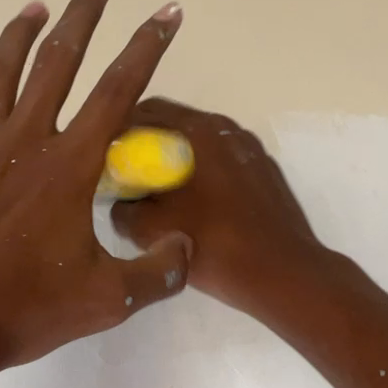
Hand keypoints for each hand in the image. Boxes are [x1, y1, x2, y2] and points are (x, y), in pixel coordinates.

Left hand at [0, 0, 193, 368]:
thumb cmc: (25, 309)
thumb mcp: (108, 300)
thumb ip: (158, 272)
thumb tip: (186, 247)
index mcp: (69, 164)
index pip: (119, 91)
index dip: (147, 47)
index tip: (166, 12)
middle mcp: (24, 141)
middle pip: (56, 62)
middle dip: (82, 19)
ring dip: (18, 37)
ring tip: (34, 8)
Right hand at [110, 98, 333, 315]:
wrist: (285, 275)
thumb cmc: (214, 246)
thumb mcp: (150, 231)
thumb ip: (122, 208)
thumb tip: (120, 200)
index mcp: (197, 131)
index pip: (144, 111)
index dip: (116, 131)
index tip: (102, 157)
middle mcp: (225, 129)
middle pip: (172, 124)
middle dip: (143, 145)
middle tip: (123, 176)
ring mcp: (249, 149)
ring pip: (196, 144)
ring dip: (171, 159)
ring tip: (155, 193)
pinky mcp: (263, 172)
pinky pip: (219, 161)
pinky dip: (198, 171)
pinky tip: (193, 206)